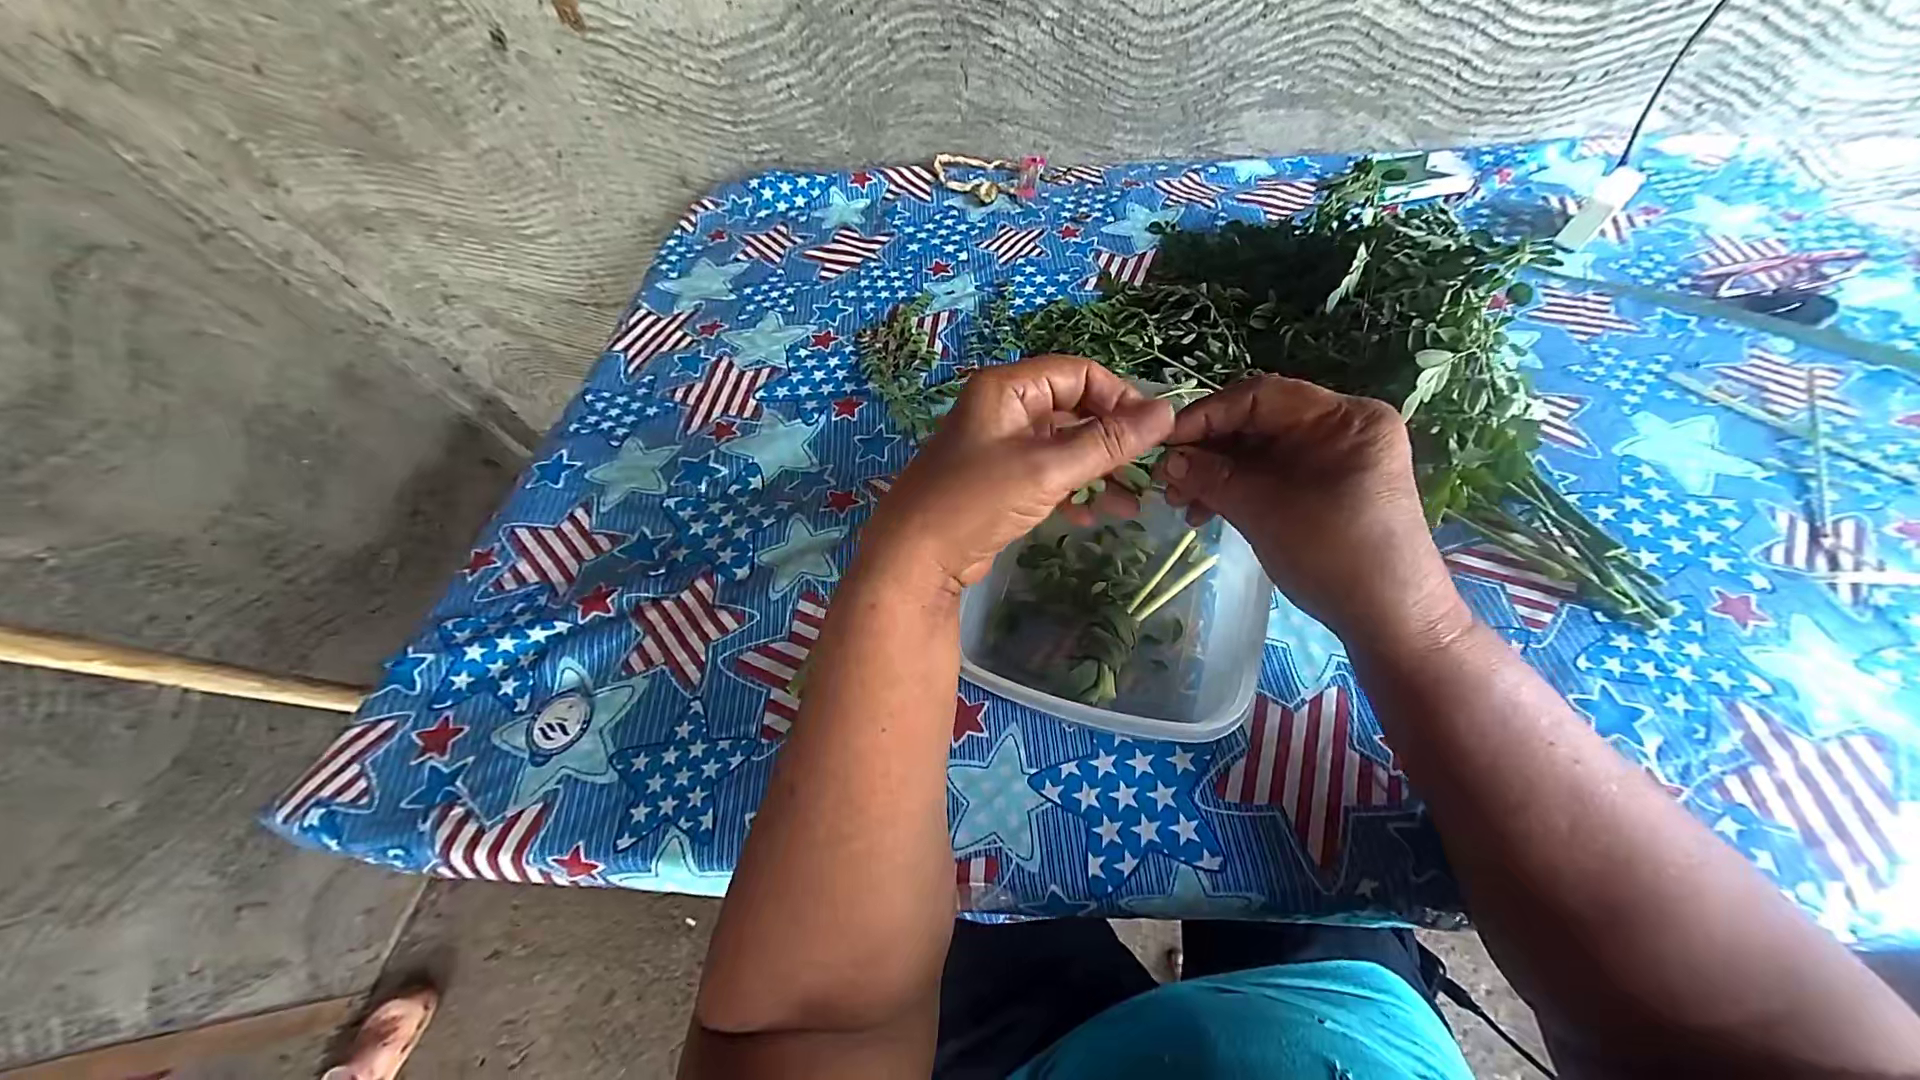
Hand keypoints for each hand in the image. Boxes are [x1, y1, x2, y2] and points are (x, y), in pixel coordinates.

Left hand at [864, 354, 1173, 590]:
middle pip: (1073, 412)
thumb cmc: (976, 500)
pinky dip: (1072, 493)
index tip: (1152, 432)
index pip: (1079, 374)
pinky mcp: (1000, 485)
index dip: (1119, 398)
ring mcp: (1000, 450)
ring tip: (1131, 504)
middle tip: (1147, 470)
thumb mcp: (1047, 468)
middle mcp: (1004, 412)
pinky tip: (1093, 517)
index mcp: (1008, 389)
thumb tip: (1167, 412)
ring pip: (1063, 449)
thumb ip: (1108, 441)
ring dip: (1098, 473)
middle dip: (1112, 441)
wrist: (915, 560)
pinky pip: (1047, 478)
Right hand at [1154, 375, 1467, 644]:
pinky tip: (1205, 513)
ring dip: (1213, 473)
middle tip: (1167, 480)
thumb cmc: (1334, 553)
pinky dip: (1233, 489)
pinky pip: (1267, 475)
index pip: (1260, 396)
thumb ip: (1213, 477)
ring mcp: (1330, 459)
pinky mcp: (1319, 487)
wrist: (1388, 617)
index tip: (1164, 443)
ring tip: (1181, 503)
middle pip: (1256, 423)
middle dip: (1206, 450)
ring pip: (1256, 452)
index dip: (1206, 415)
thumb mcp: (1265, 510)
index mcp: (1344, 418)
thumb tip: (1167, 461)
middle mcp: (1339, 428)